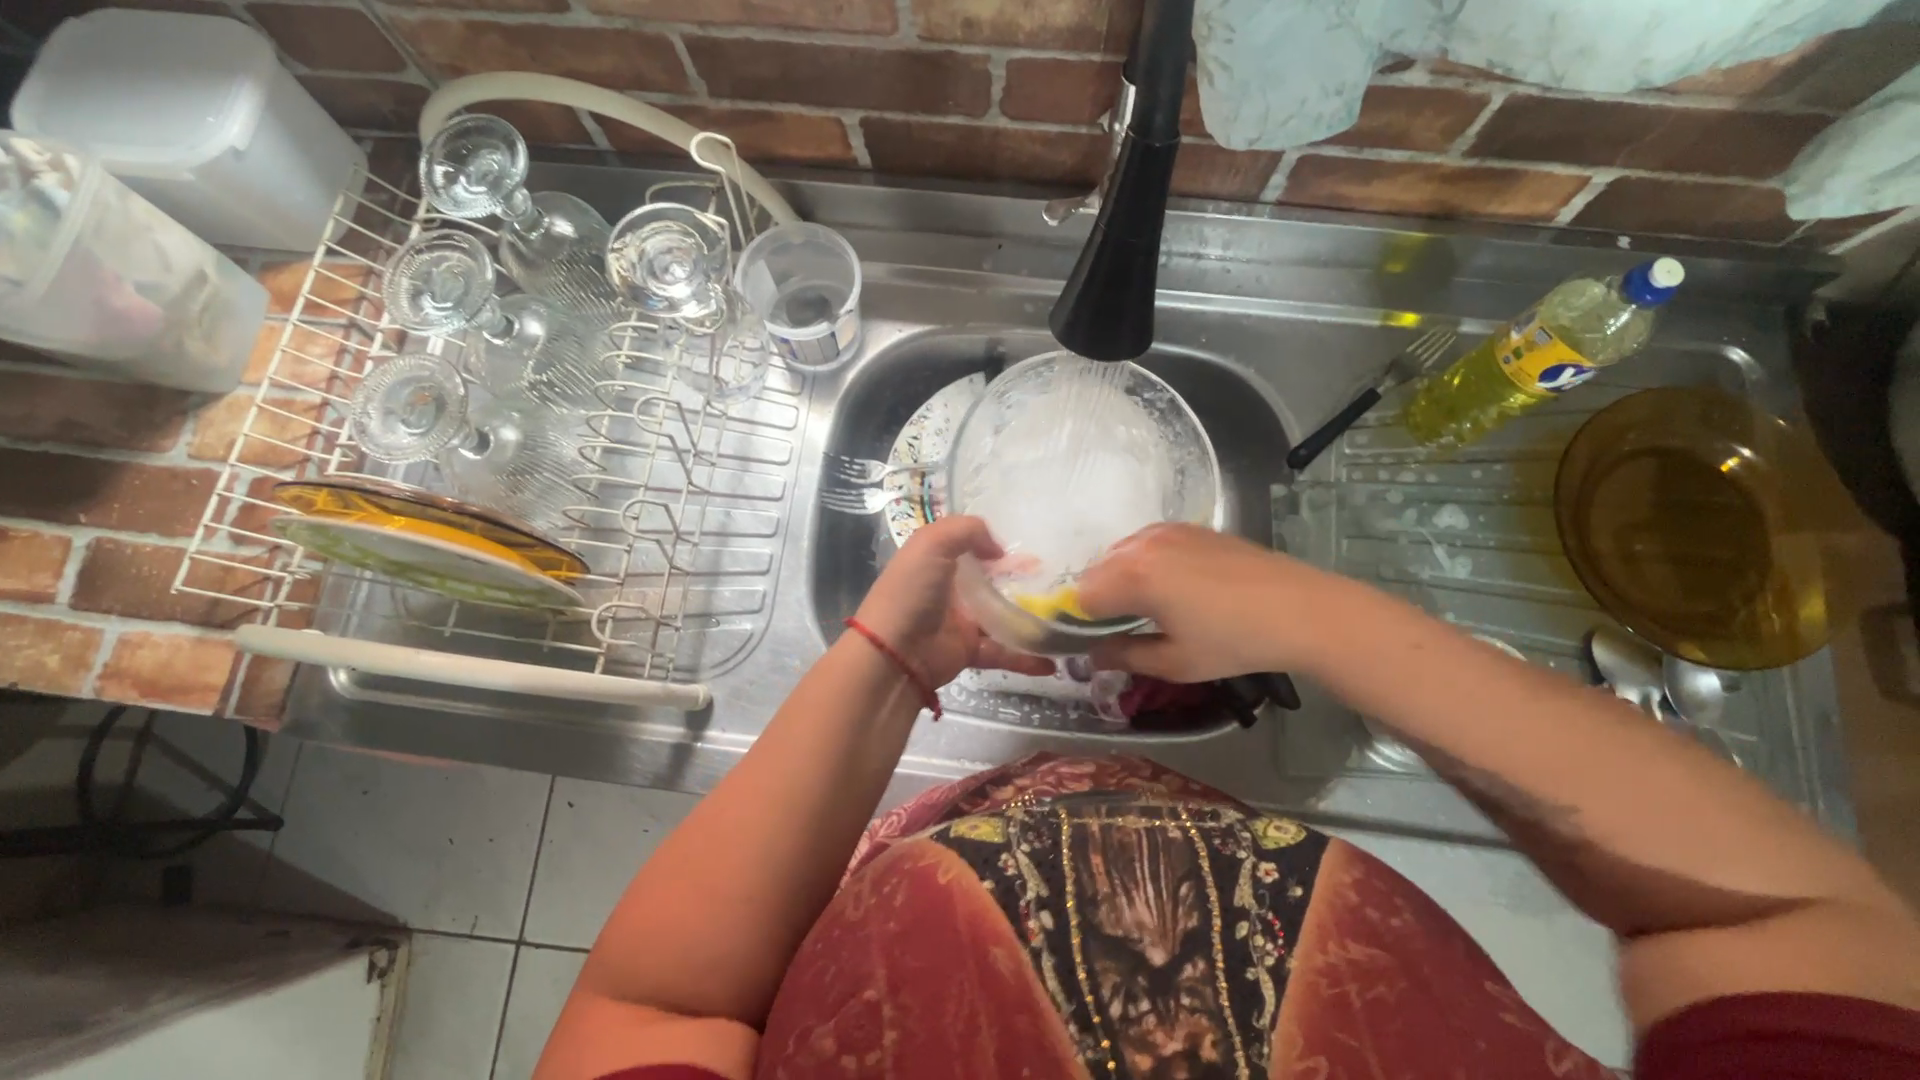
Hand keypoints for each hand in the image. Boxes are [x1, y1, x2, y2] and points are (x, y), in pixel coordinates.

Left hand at [852, 516, 1055, 686]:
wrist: (894, 652)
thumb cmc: (912, 591)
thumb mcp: (932, 542)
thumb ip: (968, 530)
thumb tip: (998, 550)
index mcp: (938, 559)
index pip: (972, 546)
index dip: (999, 544)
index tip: (1034, 546)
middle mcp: (951, 588)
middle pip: (994, 580)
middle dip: (1025, 579)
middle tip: (1060, 579)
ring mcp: (961, 620)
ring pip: (1003, 616)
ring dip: (1031, 618)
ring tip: (1064, 617)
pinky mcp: (970, 650)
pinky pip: (1004, 652)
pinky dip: (1027, 658)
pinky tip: (1052, 661)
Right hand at [1075, 523, 1335, 681]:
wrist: (1302, 609)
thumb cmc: (1235, 641)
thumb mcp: (1175, 662)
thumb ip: (1124, 657)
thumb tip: (1092, 657)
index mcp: (1134, 576)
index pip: (1082, 598)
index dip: (1083, 624)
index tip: (1098, 643)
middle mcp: (1143, 544)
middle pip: (1097, 571)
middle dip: (1100, 600)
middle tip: (1123, 630)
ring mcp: (1168, 531)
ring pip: (1121, 554)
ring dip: (1121, 579)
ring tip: (1149, 609)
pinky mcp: (1192, 528)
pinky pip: (1148, 544)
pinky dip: (1145, 563)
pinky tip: (1172, 587)